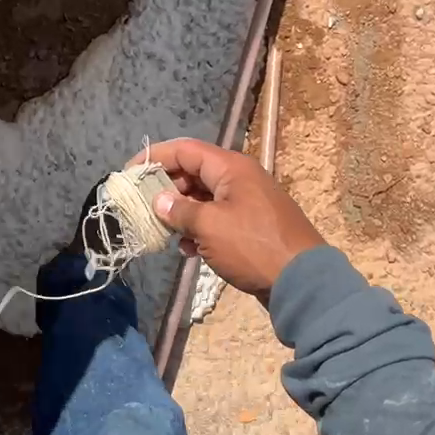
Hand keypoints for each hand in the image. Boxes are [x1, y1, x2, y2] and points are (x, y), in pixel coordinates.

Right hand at [130, 138, 326, 302]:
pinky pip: (217, 218)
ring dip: (180, 212)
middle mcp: (239, 178)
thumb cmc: (253, 246)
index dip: (153, 157)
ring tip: (162, 230)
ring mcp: (247, 202)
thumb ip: (179, 210)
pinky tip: (187, 249)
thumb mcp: (209, 226)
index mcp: (230, 167)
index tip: (129, 172)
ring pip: (203, 197)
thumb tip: (158, 201)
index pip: (183, 150)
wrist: (305, 284)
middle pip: (192, 172)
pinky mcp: (252, 226)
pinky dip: (199, 229)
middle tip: (143, 205)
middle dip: (165, 188)